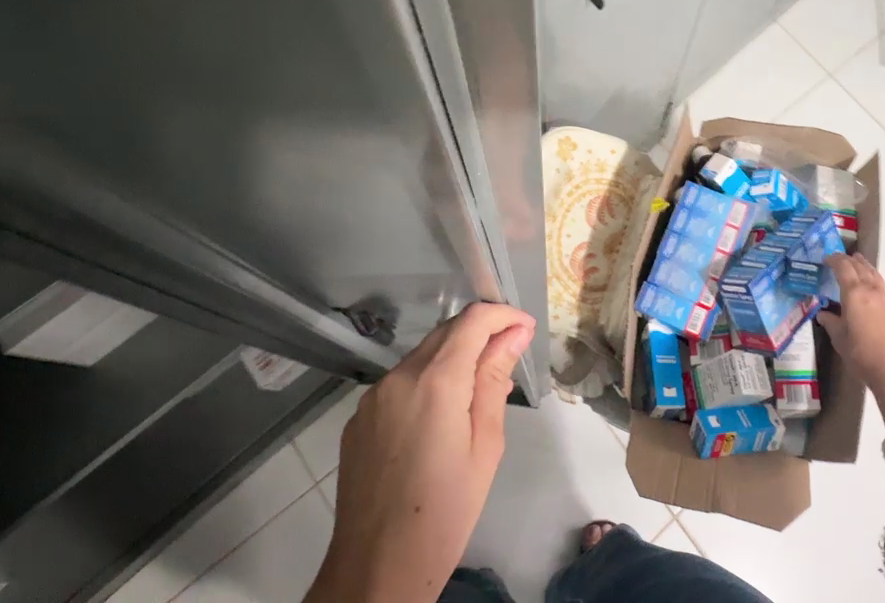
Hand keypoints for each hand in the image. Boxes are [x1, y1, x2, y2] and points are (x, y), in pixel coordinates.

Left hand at [310, 302, 535, 602]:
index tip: (526, 328)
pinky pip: (400, 384)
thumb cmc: (446, 512)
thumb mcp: (485, 445)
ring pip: (421, 357)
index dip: (503, 315)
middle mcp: (399, 377)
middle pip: (445, 332)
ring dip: (453, 358)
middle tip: (511, 355)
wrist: (376, 567)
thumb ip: (495, 381)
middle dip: (481, 333)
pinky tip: (440, 419)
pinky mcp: (358, 419)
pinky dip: (427, 383)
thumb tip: (514, 335)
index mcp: (436, 382)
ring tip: (479, 392)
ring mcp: (373, 397)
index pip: (473, 321)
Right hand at [817, 253, 884, 427]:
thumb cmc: (862, 355)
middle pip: (860, 266)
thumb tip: (823, 314)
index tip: (825, 259)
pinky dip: (871, 277)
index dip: (834, 260)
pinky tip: (867, 285)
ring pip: (873, 273)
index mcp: (854, 294)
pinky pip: (879, 284)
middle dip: (848, 260)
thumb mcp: (839, 339)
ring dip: (863, 265)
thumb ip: (831, 322)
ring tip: (856, 262)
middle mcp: (871, 290)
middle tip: (837, 259)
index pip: (844, 267)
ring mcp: (884, 299)